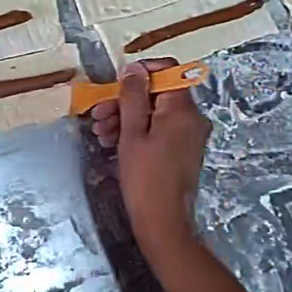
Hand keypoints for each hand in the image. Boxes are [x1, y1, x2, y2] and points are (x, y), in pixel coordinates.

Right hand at [91, 58, 211, 256]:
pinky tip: (114, 142)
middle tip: (99, 113)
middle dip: (126, 100)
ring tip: (101, 132)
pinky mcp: (183, 149)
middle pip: (158, 93)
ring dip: (127, 117)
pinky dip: (139, 131)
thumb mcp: (132, 133)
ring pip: (156, 113)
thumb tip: (134, 68)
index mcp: (184, 109)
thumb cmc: (145, 178)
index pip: (168, 71)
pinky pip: (161, 129)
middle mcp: (193, 117)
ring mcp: (189, 134)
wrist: (163, 223)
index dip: (141, 72)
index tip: (117, 84)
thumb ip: (133, 97)